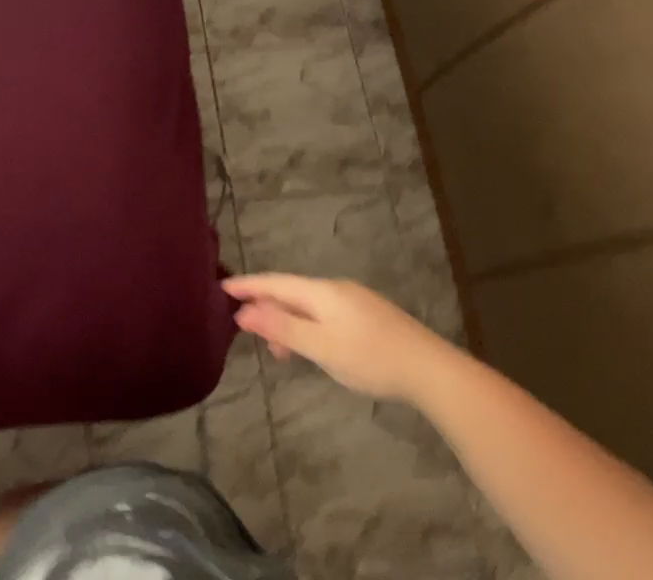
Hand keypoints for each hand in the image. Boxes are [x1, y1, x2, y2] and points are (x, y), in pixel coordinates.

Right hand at [223, 273, 457, 402]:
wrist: (431, 371)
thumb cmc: (370, 358)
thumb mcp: (320, 347)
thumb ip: (281, 329)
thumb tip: (244, 312)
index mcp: (322, 292)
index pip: (275, 283)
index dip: (248, 286)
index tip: (221, 287)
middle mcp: (337, 289)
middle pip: (292, 292)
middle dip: (267, 309)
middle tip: (247, 332)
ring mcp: (356, 301)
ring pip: (310, 305)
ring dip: (289, 323)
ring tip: (282, 354)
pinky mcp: (369, 317)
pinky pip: (326, 314)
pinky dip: (308, 327)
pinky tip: (313, 348)